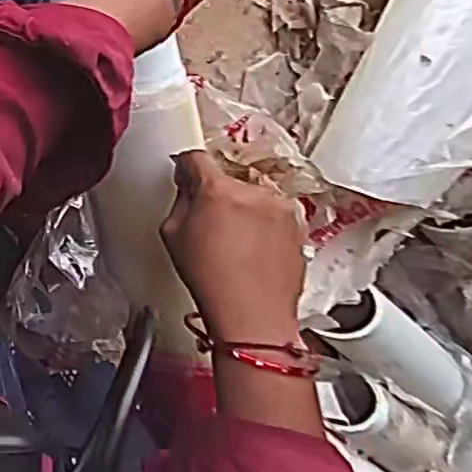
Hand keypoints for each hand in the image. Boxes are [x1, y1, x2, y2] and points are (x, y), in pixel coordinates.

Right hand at [159, 152, 305, 346]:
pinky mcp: (299, 226)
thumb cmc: (211, 277)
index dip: (186, 165)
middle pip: (228, 177)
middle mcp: (256, 192)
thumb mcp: (173, 233)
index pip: (197, 158)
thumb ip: (181, 200)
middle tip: (205, 217)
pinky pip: (272, 213)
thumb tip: (189, 187)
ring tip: (230, 237)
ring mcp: (282, 209)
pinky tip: (248, 247)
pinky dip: (260, 223)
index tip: (184, 173)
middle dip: (215, 192)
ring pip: (252, 195)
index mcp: (219, 190)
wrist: (252, 313)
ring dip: (241, 207)